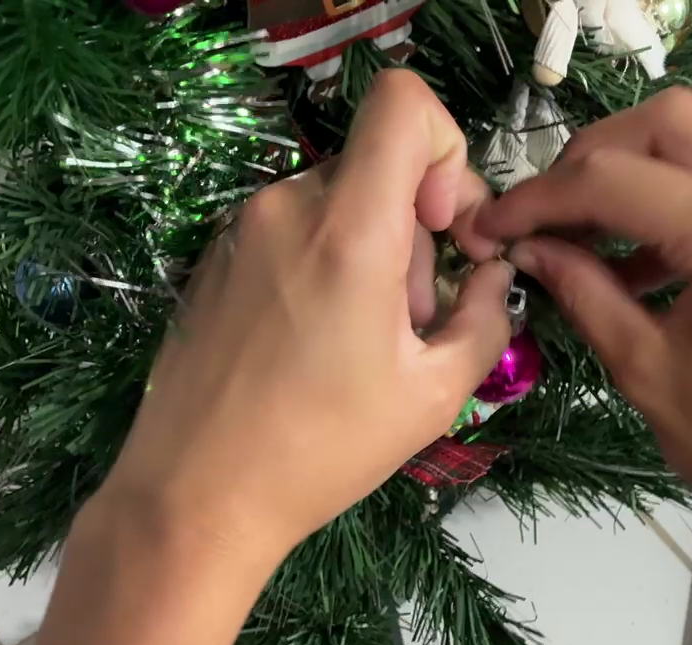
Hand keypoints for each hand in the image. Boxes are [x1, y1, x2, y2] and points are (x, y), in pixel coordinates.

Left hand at [96, 70, 515, 565]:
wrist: (200, 493)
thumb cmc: (325, 449)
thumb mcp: (434, 396)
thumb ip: (485, 319)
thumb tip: (491, 278)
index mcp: (347, 230)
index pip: (404, 104)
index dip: (445, 152)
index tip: (444, 229)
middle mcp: (287, 207)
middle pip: (377, 170)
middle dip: (415, 235)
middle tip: (412, 324)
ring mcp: (242, 231)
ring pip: (336, 206)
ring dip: (371, 259)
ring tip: (362, 347)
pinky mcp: (217, 261)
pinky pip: (293, 235)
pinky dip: (324, 269)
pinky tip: (315, 348)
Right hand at [475, 88, 691, 567]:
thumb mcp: (645, 369)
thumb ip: (583, 292)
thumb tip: (529, 250)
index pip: (614, 178)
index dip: (539, 198)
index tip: (494, 224)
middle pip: (665, 123)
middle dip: (590, 158)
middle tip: (542, 215)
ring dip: (633, 177)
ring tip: (579, 239)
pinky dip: (675, 206)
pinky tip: (634, 263)